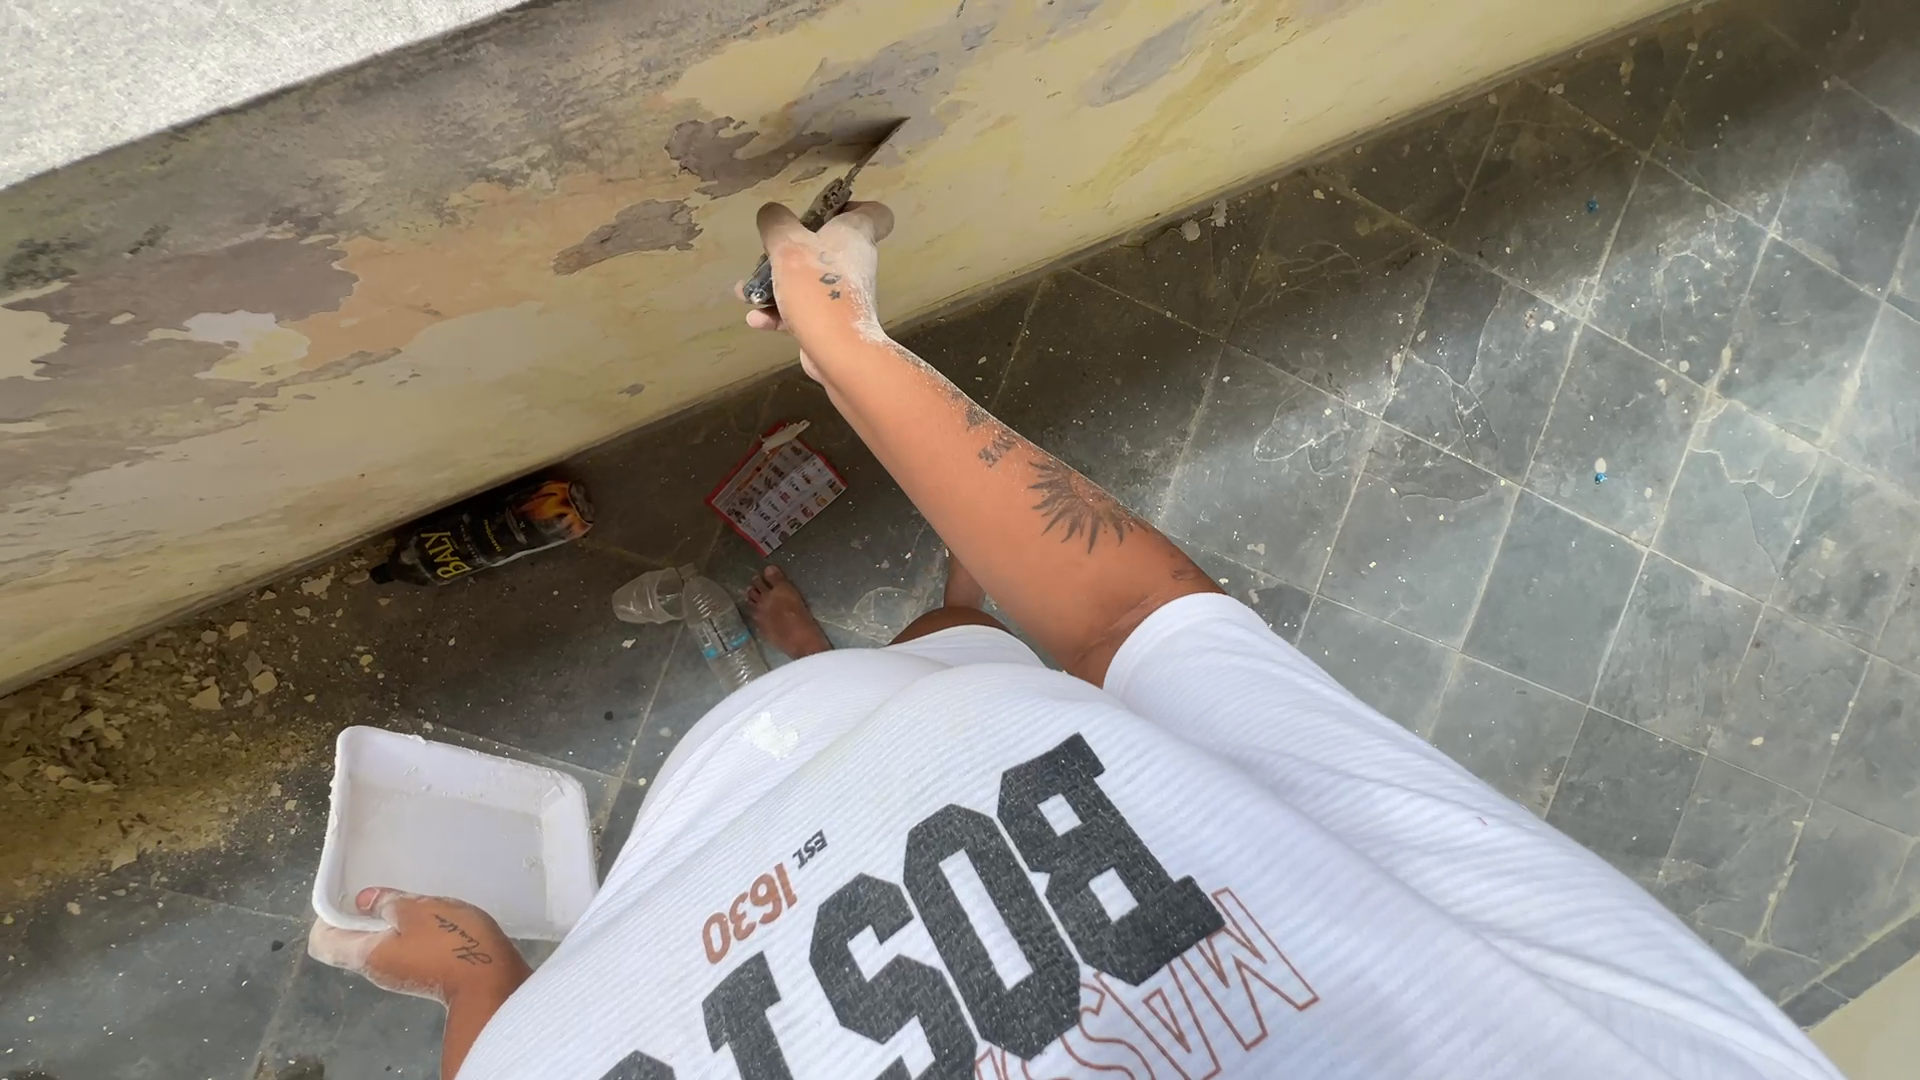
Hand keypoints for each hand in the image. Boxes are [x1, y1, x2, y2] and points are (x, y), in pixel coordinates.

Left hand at [307, 887, 530, 1005]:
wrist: (486, 978)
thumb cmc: (449, 941)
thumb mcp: (421, 910)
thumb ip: (389, 903)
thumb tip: (362, 900)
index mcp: (366, 955)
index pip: (322, 942)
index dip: (327, 918)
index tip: (348, 896)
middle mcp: (374, 969)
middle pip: (351, 944)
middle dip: (362, 917)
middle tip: (384, 892)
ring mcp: (398, 974)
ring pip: (379, 946)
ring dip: (389, 924)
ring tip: (413, 901)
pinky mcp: (420, 974)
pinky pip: (401, 950)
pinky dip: (408, 933)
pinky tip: (432, 919)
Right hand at [736, 201, 893, 379]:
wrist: (837, 352)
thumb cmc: (818, 289)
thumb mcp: (788, 245)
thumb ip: (776, 223)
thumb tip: (771, 214)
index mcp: (855, 236)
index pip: (875, 213)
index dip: (853, 206)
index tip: (824, 210)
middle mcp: (854, 265)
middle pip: (826, 247)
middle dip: (789, 251)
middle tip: (767, 255)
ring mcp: (844, 298)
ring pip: (807, 282)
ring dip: (773, 286)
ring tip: (745, 292)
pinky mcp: (832, 325)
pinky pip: (801, 312)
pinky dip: (778, 315)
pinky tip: (756, 319)